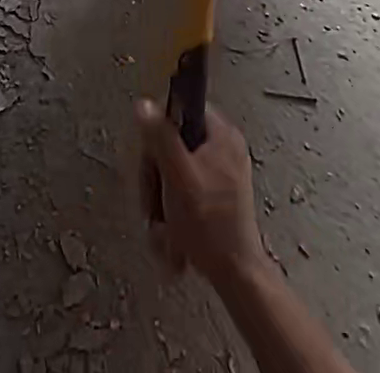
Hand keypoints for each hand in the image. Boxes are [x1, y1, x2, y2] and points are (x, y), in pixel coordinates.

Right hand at [137, 98, 267, 283]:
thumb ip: (160, 136)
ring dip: (160, 196)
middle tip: (157, 194)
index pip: (182, 107)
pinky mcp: (213, 194)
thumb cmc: (211, 225)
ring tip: (164, 219)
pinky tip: (171, 229)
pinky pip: (180, 189)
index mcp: (222, 135)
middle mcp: (223, 149)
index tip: (153, 150)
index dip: (161, 126)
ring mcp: (219, 172)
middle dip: (156, 173)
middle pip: (171, 141)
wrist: (235, 273)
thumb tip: (144, 105)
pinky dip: (171, 208)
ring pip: (172, 168)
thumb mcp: (178, 174)